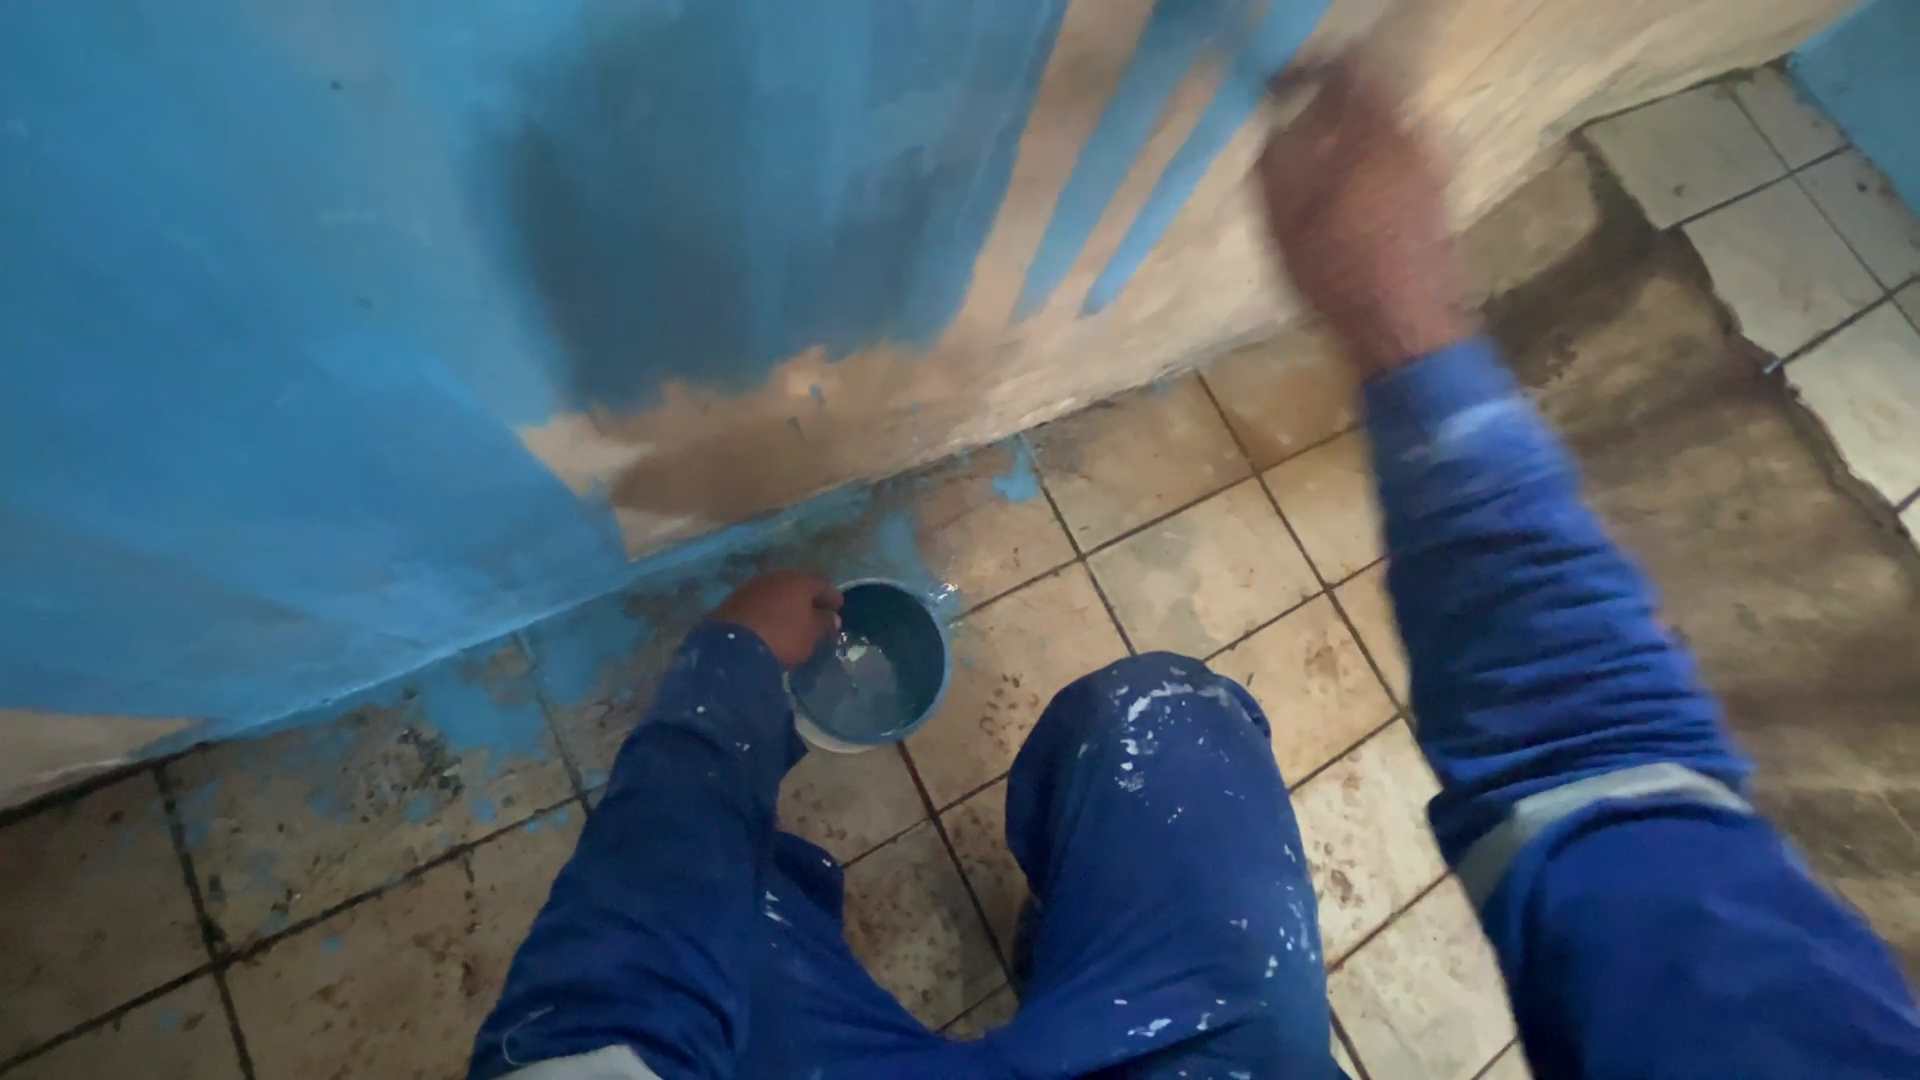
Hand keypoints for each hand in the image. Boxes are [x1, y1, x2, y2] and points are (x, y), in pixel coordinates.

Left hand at [711, 571, 842, 667]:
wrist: (732, 647)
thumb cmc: (783, 636)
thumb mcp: (812, 634)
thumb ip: (825, 623)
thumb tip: (832, 617)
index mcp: (799, 581)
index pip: (822, 586)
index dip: (832, 597)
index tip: (839, 607)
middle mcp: (775, 578)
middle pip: (797, 587)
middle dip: (807, 600)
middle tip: (816, 613)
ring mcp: (751, 588)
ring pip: (776, 594)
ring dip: (785, 605)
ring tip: (791, 620)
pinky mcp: (732, 602)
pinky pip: (758, 605)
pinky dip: (767, 612)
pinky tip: (769, 624)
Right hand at [1256, 58, 1475, 375]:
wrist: (1403, 326)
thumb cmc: (1336, 276)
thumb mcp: (1286, 224)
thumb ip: (1276, 164)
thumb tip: (1272, 127)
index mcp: (1373, 133)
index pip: (1342, 70)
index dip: (1303, 74)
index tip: (1273, 93)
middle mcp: (1412, 136)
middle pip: (1365, 100)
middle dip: (1323, 114)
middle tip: (1288, 139)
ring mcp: (1433, 166)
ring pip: (1382, 133)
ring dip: (1345, 144)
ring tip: (1312, 180)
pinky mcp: (1439, 196)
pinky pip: (1397, 161)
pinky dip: (1366, 167)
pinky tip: (1344, 208)